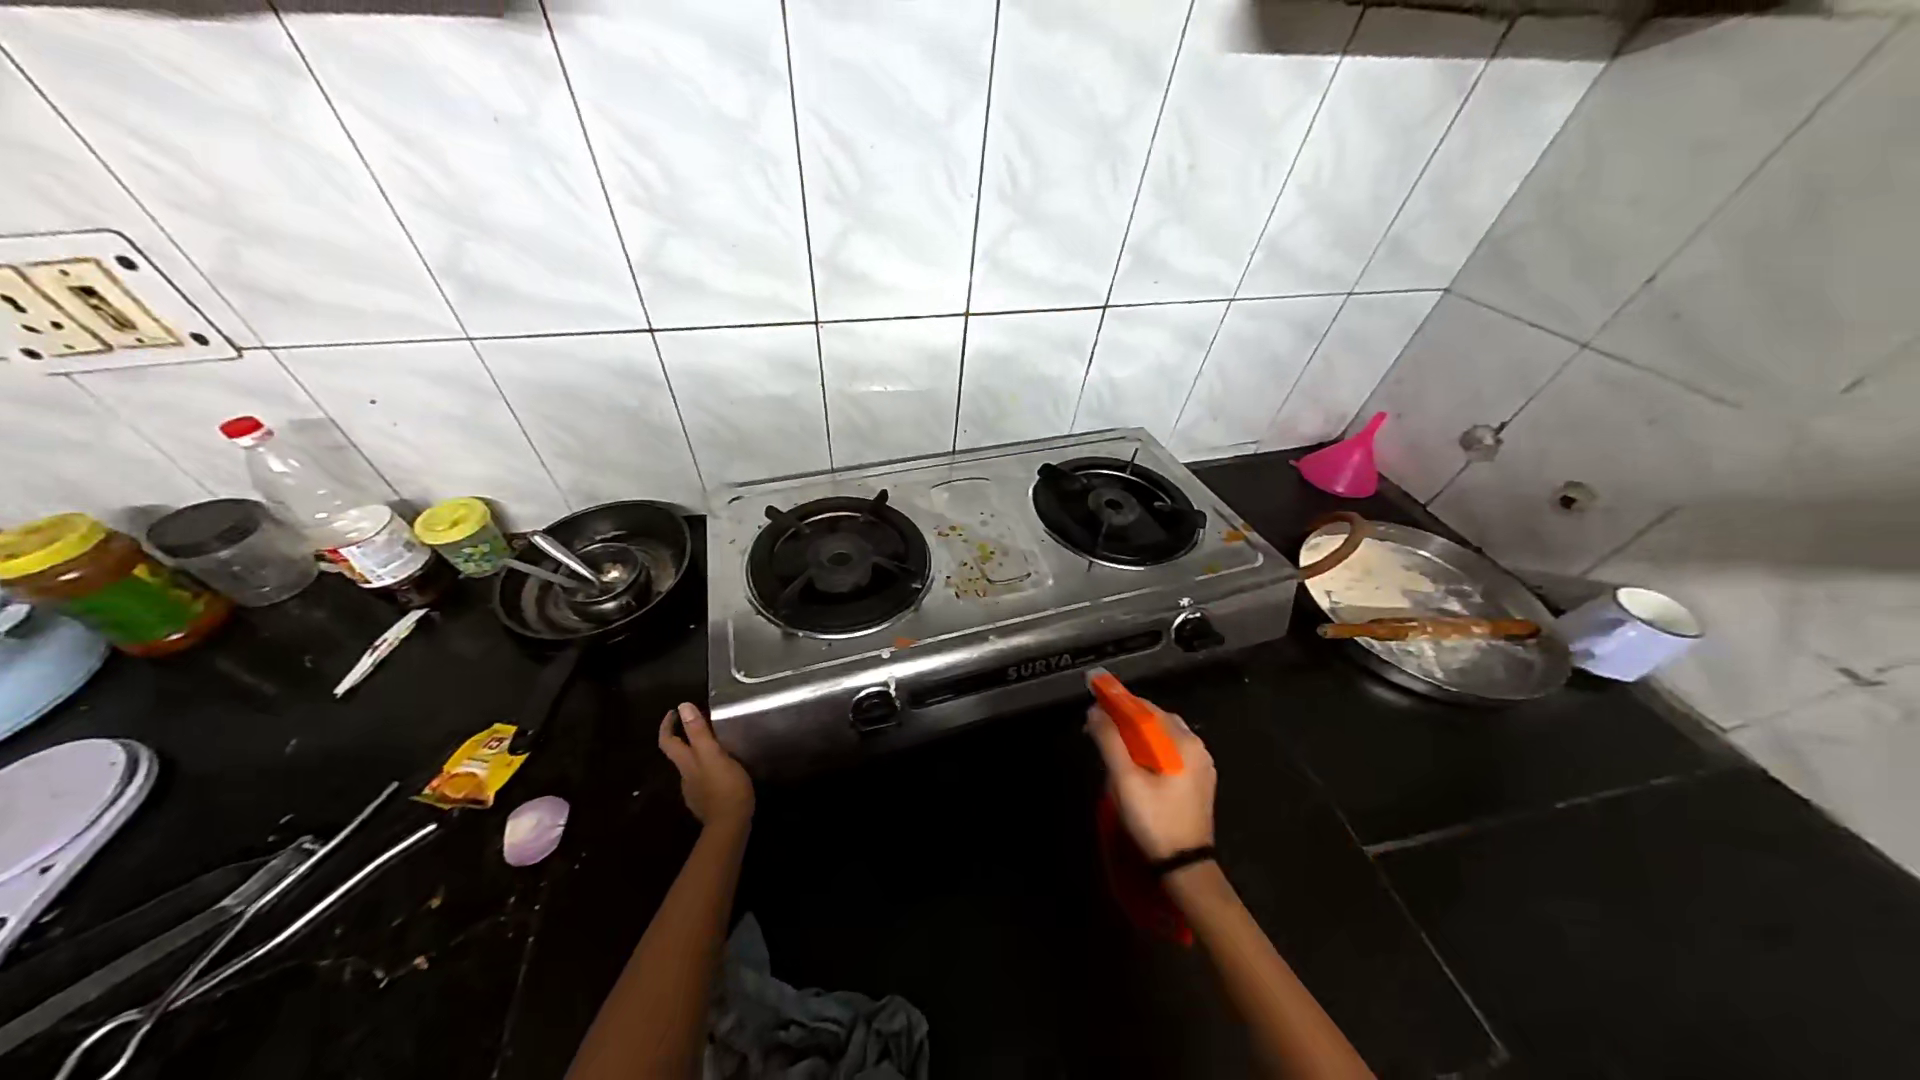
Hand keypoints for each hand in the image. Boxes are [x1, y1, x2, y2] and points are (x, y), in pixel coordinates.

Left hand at [658, 702, 753, 832]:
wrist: (731, 824)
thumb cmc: (724, 786)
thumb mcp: (713, 754)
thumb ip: (698, 731)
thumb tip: (683, 706)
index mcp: (686, 763)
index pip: (668, 741)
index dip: (667, 725)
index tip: (674, 711)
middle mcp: (686, 776)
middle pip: (678, 754)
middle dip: (682, 738)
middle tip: (697, 723)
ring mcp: (694, 792)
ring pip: (691, 768)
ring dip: (697, 754)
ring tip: (716, 745)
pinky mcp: (706, 802)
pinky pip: (703, 781)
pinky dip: (708, 770)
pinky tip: (722, 771)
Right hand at [1086, 702, 1215, 859]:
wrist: (1184, 866)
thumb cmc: (1153, 819)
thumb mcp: (1124, 779)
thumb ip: (1110, 741)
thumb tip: (1095, 711)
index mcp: (1183, 742)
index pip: (1145, 708)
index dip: (1118, 700)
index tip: (1095, 693)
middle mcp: (1197, 746)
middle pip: (1156, 719)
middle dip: (1126, 716)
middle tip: (1098, 722)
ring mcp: (1201, 764)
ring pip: (1164, 735)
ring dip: (1137, 732)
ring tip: (1112, 738)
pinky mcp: (1198, 780)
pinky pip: (1171, 751)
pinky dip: (1150, 746)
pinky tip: (1134, 758)